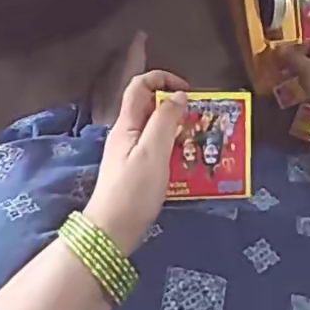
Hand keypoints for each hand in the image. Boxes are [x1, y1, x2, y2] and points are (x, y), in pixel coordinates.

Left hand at [86, 69, 188, 252]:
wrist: (112, 231)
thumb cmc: (134, 190)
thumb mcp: (153, 152)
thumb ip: (165, 120)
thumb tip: (179, 95)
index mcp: (127, 124)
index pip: (140, 85)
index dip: (163, 79)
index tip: (187, 91)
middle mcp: (125, 133)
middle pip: (147, 105)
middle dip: (173, 104)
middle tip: (197, 118)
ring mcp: (128, 152)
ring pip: (152, 127)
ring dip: (174, 126)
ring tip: (195, 139)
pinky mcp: (133, 169)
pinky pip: (153, 146)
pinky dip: (170, 145)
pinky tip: (183, 160)